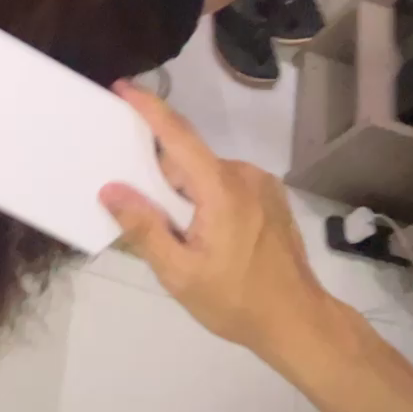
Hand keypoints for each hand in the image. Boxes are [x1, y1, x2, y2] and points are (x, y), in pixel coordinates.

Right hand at [100, 82, 337, 362]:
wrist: (302, 325)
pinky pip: (225, 182)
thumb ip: (143, 228)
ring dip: (186, 191)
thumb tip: (110, 189)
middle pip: (187, 158)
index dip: (149, 107)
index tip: (123, 87)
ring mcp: (261, 183)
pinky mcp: (271, 195)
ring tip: (184, 235)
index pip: (178, 135)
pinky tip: (211, 233)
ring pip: (205, 172)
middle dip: (162, 177)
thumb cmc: (237, 301)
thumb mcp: (179, 274)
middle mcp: (243, 174)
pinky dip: (207, 195)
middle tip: (151, 214)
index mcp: (220, 189)